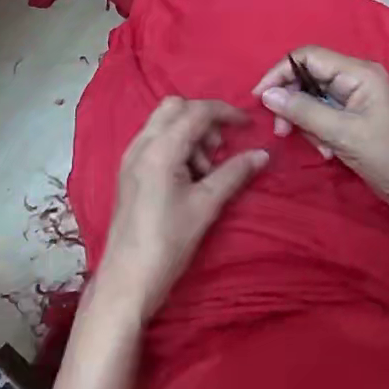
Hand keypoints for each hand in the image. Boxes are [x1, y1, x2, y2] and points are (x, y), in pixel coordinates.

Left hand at [100, 98, 268, 317]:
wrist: (127, 281)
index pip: (196, 111)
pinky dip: (177, 145)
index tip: (248, 126)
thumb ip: (234, 173)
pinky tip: (190, 176)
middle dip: (204, 119)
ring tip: (207, 170)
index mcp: (159, 149)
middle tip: (221, 149)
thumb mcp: (207, 205)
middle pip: (175, 107)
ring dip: (191, 134)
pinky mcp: (129, 172)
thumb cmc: (168, 243)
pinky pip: (156, 141)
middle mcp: (140, 145)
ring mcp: (130, 158)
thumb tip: (262, 154)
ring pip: (164, 123)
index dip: (226, 113)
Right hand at [252, 46, 388, 220]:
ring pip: (315, 99)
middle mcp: (358, 78)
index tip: (260, 98)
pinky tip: (328, 153)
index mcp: (360, 73)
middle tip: (283, 131)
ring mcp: (358, 99)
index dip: (280, 73)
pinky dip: (319, 132)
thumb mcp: (343, 135)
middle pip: (309, 77)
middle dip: (293, 103)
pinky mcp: (357, 118)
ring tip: (319, 148)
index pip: (309, 56)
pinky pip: (326, 115)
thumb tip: (267, 95)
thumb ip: (304, 111)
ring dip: (307, 122)